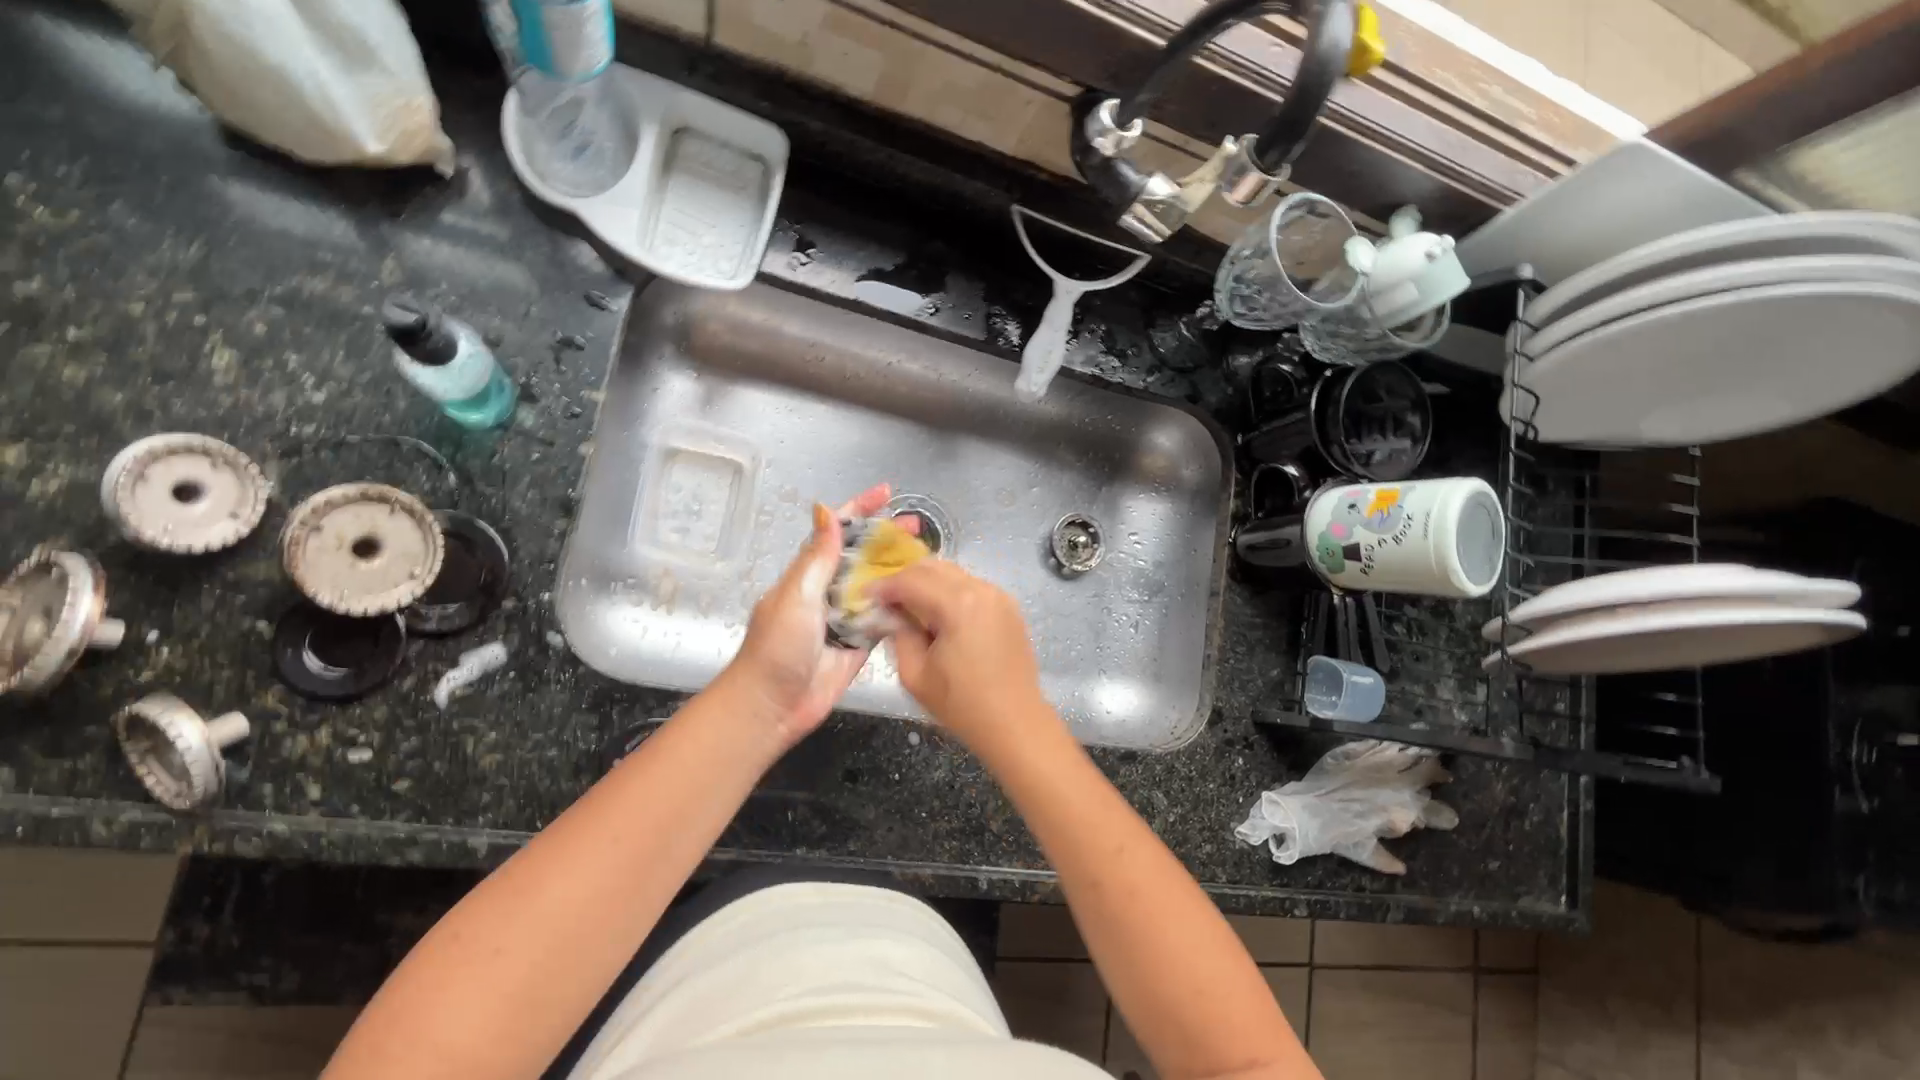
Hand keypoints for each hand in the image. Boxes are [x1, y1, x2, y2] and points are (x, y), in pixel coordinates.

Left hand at [716, 484, 904, 750]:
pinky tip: (922, 596)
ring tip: (927, 556)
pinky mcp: (857, 645)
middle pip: (861, 556)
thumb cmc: (776, 649)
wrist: (771, 706)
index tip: (885, 493)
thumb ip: (817, 558)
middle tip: (917, 527)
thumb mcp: (795, 596)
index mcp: (807, 574)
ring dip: (898, 570)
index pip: (835, 532)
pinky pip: (882, 620)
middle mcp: (826, 592)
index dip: (859, 510)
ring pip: (875, 586)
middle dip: (886, 538)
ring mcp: (843, 618)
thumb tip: (828, 513)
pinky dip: (900, 608)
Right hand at [869, 560, 1060, 757]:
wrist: (1015, 723)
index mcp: (959, 605)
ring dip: (927, 584)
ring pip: (953, 574)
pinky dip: (949, 593)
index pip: (911, 580)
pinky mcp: (1008, 607)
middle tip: (885, 601)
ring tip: (910, 609)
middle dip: (904, 579)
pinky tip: (939, 617)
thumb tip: (890, 615)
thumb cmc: (962, 704)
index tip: (865, 597)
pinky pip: (971, 587)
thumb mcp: (915, 674)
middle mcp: (982, 590)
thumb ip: (898, 635)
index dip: (883, 587)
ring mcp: (999, 596)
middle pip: (933, 567)